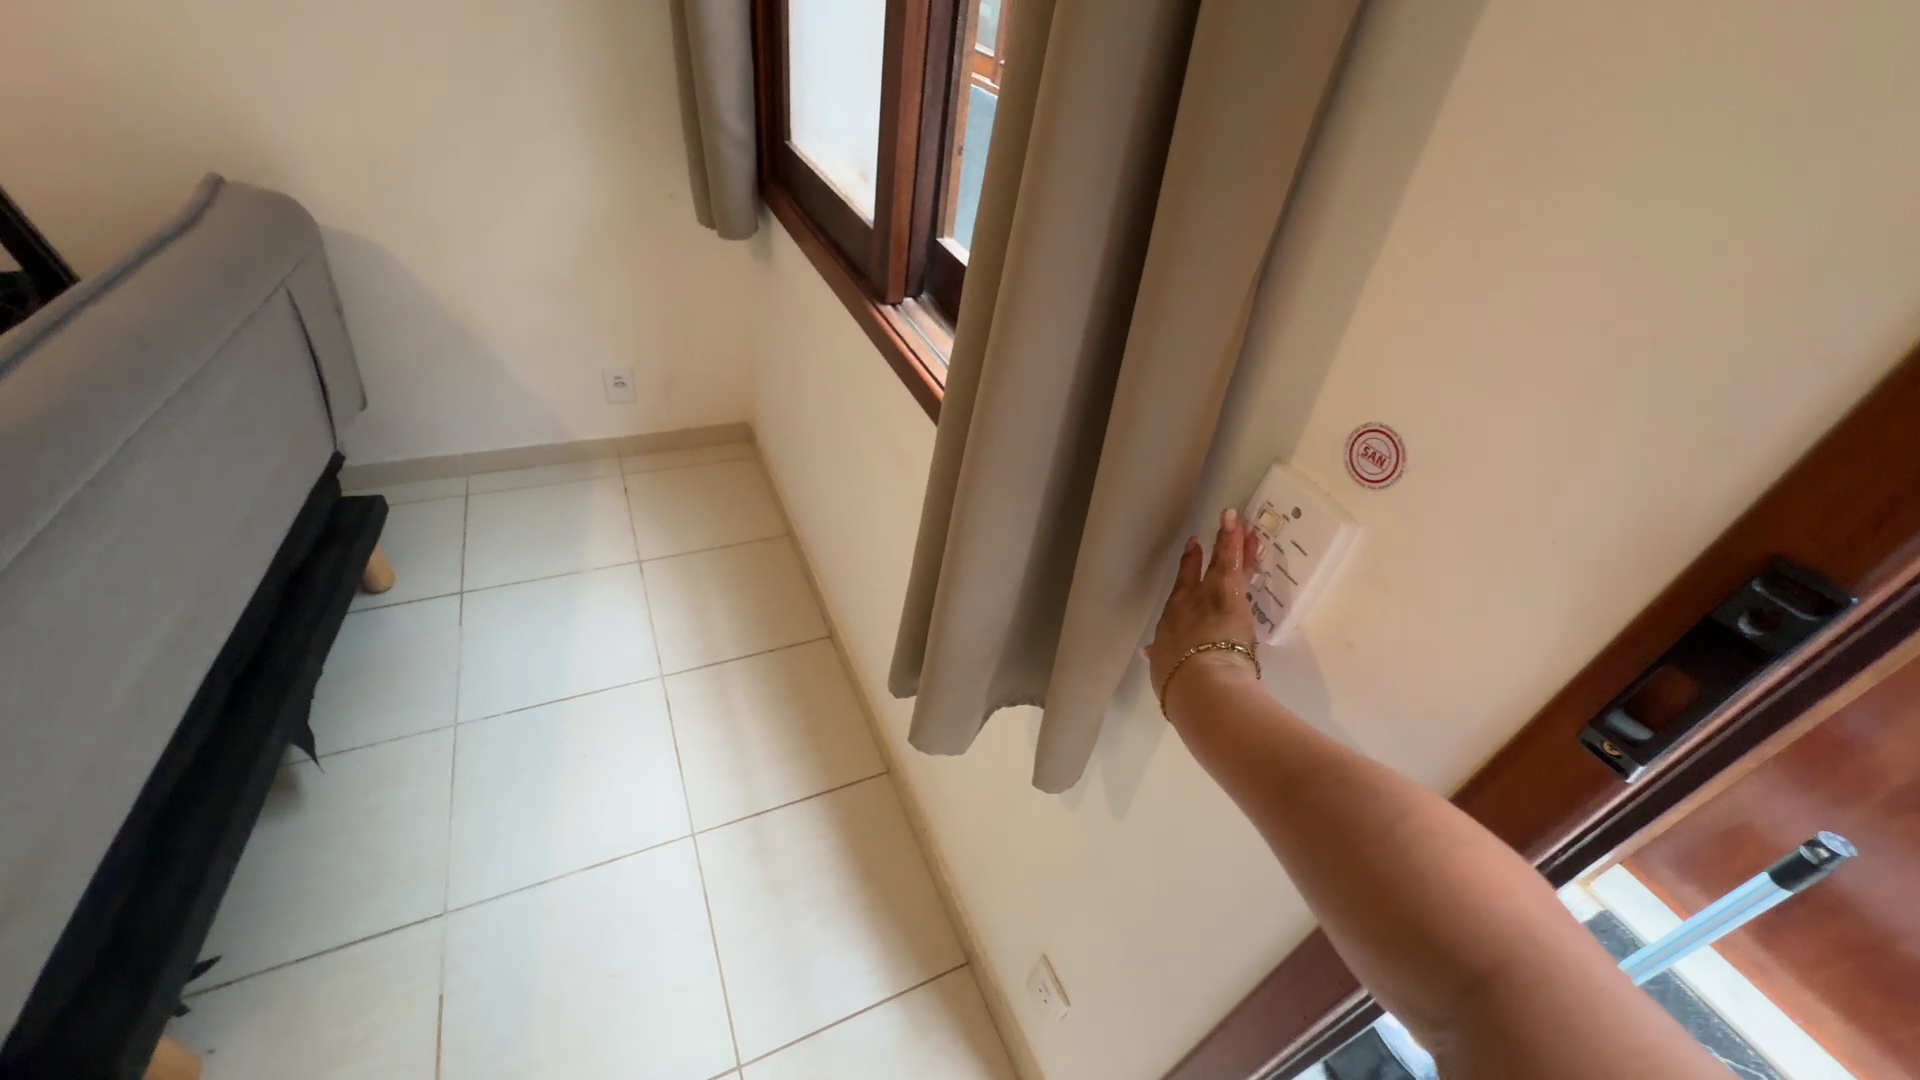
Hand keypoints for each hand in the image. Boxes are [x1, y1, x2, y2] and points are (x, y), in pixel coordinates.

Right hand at [1146, 508, 1262, 710]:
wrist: (1200, 680)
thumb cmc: (1179, 678)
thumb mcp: (1165, 665)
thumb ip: (1162, 655)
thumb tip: (1150, 652)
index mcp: (1173, 617)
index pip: (1181, 585)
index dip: (1187, 565)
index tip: (1193, 548)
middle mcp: (1190, 601)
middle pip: (1201, 570)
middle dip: (1210, 550)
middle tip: (1219, 530)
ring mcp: (1212, 595)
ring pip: (1225, 563)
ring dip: (1233, 542)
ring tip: (1240, 523)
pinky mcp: (1232, 595)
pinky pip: (1236, 564)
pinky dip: (1240, 547)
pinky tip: (1247, 533)